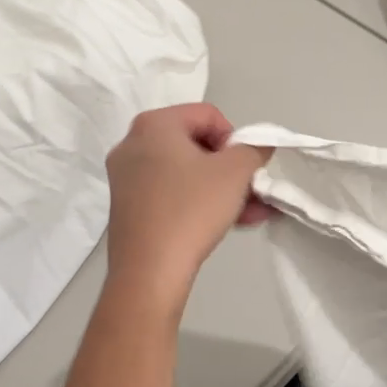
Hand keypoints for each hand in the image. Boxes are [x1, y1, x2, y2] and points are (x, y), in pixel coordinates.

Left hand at [104, 104, 273, 305]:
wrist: (149, 271)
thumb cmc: (192, 210)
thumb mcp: (236, 173)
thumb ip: (255, 149)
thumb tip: (259, 145)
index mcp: (154, 124)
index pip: (209, 115)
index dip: (237, 139)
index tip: (246, 169)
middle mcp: (133, 144)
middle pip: (197, 144)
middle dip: (232, 169)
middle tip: (254, 192)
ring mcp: (127, 177)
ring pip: (188, 173)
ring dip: (223, 189)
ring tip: (253, 213)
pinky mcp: (129, 207)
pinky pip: (173, 193)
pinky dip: (201, 202)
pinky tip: (231, 223)